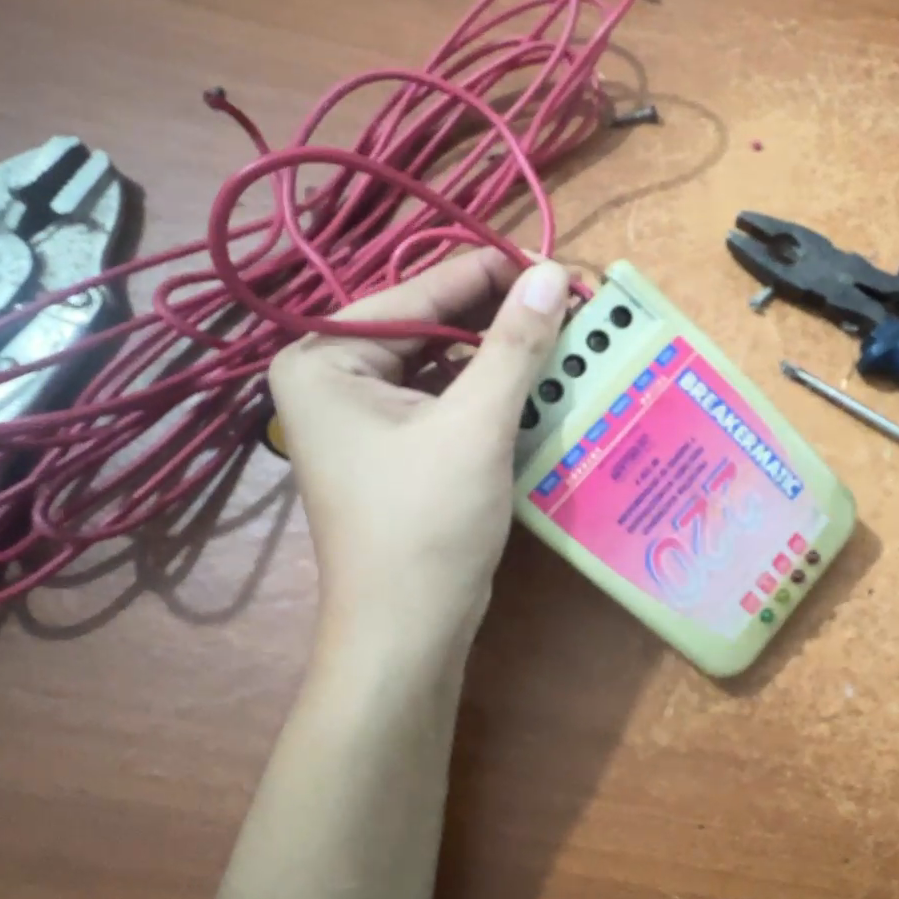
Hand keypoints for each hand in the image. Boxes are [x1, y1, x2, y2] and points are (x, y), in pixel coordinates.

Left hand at [266, 249, 569, 675]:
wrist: (407, 633)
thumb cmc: (427, 525)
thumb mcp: (475, 426)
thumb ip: (513, 344)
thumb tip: (551, 271)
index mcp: (325, 357)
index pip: (421, 293)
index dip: (494, 275)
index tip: (561, 265)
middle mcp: (334, 374)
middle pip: (433, 324)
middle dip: (503, 317)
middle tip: (573, 303)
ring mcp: (364, 412)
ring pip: (446, 361)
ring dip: (504, 353)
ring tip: (566, 335)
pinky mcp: (396, 444)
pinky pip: (449, 396)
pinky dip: (493, 389)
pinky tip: (539, 381)